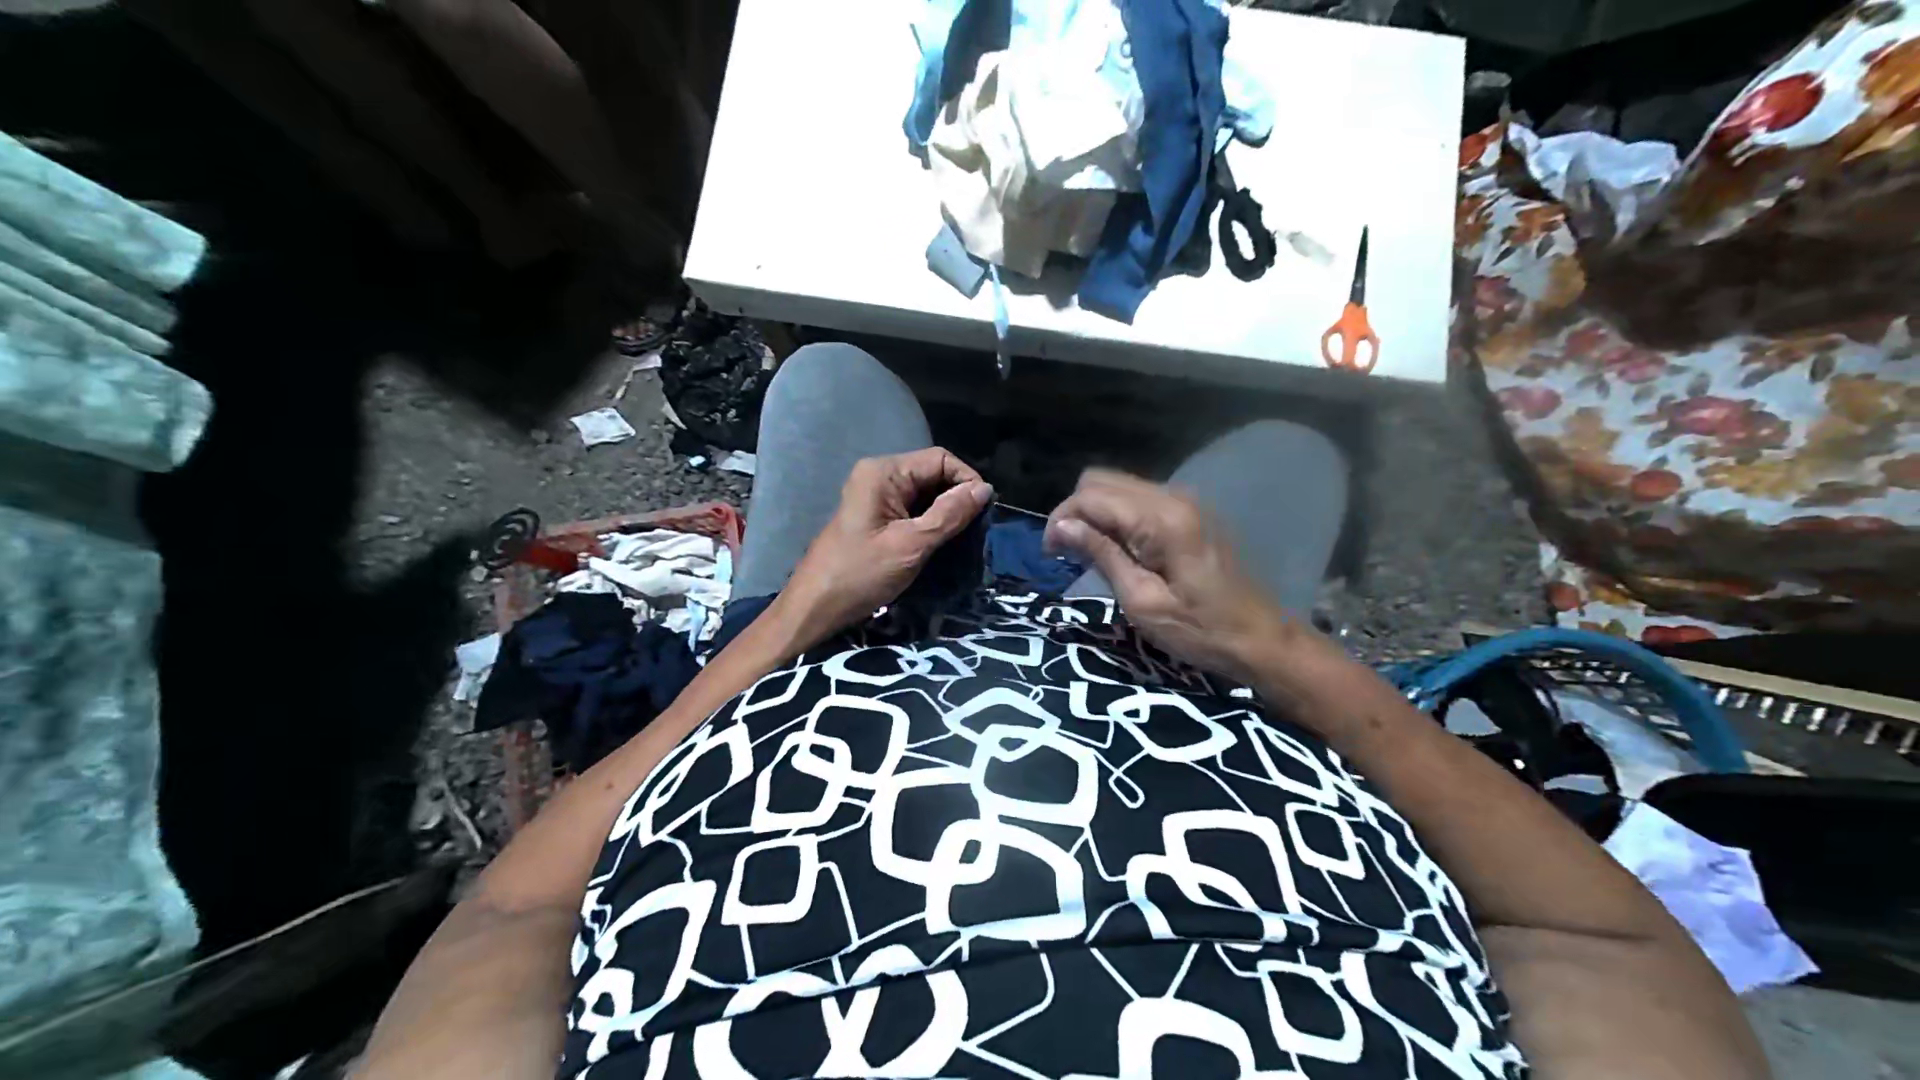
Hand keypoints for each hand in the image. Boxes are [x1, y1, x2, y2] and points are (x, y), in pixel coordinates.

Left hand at [769, 448, 992, 649]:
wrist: (815, 608)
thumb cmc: (860, 574)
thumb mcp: (911, 544)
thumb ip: (950, 514)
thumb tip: (985, 488)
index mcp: (883, 472)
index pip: (939, 459)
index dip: (966, 480)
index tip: (985, 512)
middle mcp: (879, 476)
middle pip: (932, 474)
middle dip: (957, 498)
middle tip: (976, 529)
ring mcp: (876, 497)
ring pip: (925, 494)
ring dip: (946, 513)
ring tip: (963, 538)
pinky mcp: (876, 518)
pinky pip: (912, 510)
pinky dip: (931, 523)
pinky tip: (942, 543)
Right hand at [1044, 469, 1306, 682]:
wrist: (1261, 640)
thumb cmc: (1200, 631)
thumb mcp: (1142, 601)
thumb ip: (1102, 555)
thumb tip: (1061, 526)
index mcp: (1161, 520)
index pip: (1092, 496)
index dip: (1061, 519)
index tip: (1050, 554)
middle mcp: (1173, 497)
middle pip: (1101, 480)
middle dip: (1075, 511)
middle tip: (1066, 553)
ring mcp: (1184, 502)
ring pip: (1118, 486)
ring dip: (1095, 513)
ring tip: (1088, 553)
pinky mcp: (1189, 513)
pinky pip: (1138, 499)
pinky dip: (1116, 516)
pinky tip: (1117, 549)